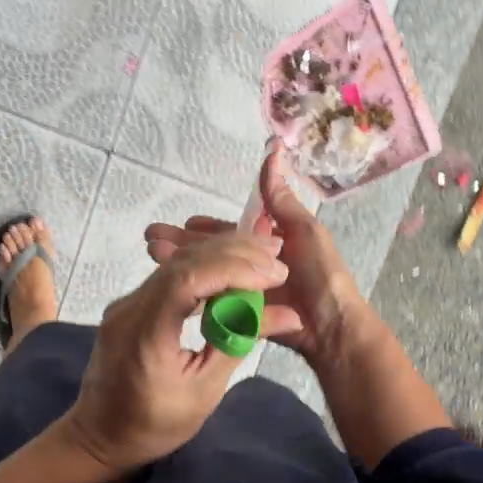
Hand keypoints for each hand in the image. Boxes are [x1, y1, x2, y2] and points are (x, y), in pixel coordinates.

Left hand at [61, 232, 302, 471]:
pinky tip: (232, 274)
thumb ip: (240, 342)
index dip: (232, 269)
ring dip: (221, 257)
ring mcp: (126, 303)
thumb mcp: (204, 390)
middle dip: (234, 255)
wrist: (99, 435)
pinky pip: (169, 275)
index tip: (272, 275)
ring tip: (263, 260)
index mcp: (145, 336)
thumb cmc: (153, 425)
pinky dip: (205, 269)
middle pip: (183, 262)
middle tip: (278, 259)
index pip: (187, 280)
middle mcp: (129, 309)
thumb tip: (288, 315)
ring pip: (177, 262)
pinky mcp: (130, 305)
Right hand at [145, 148, 372, 369]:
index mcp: (268, 245)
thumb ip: (281, 200)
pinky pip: (213, 302)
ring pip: (207, 276)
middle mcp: (253, 268)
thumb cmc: (321, 276)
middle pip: (211, 254)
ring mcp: (245, 293)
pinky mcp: (240, 318)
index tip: (181, 224)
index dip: (203, 229)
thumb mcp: (305, 231)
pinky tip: (170, 289)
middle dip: (182, 246)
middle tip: (152, 242)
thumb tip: (273, 154)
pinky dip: (192, 294)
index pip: (229, 233)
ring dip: (181, 267)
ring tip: (154, 259)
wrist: (330, 328)